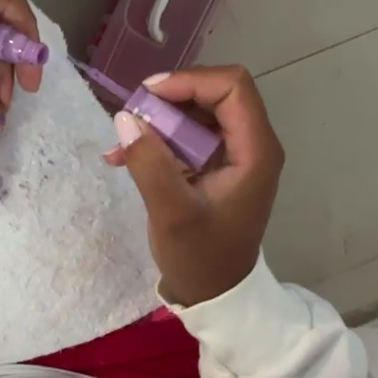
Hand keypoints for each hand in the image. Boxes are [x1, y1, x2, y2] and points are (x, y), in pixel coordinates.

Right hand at [103, 66, 284, 305]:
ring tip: (122, 143)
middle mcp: (251, 145)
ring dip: (159, 121)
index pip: (232, 87)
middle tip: (130, 118)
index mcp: (255, 151)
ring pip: (197, 113)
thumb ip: (149, 163)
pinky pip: (188, 137)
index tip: (147, 97)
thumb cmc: (201, 258)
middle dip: (170, 100)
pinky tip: (124, 157)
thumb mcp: (171, 213)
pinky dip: (158, 140)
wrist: (213, 296)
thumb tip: (124, 118)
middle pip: (214, 94)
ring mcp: (233, 156)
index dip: (189, 82)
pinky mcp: (215, 167)